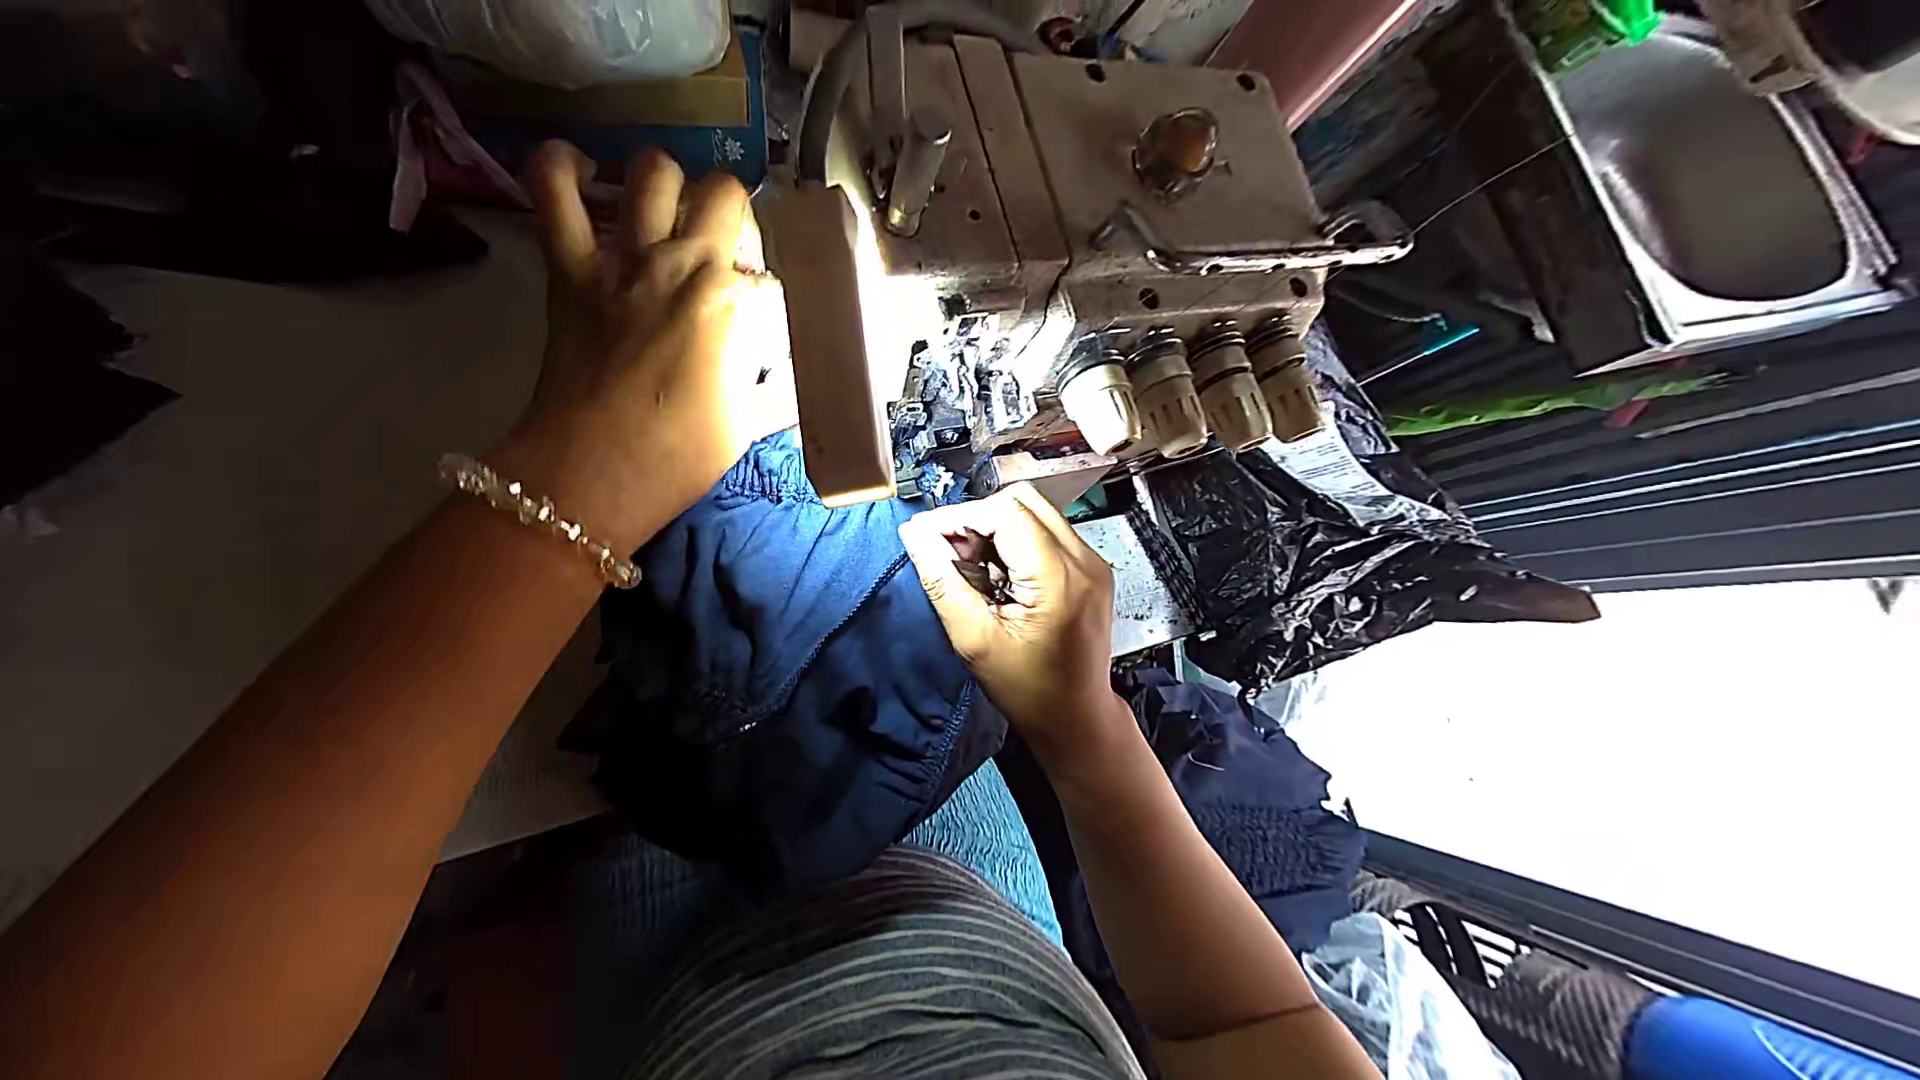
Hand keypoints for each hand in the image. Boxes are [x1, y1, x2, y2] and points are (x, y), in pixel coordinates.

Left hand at [491, 140, 793, 554]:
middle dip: (735, 212)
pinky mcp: (568, 266)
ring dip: (670, 184)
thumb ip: (773, 385)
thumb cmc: (682, 454)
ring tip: (669, 212)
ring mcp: (622, 258)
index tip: (759, 318)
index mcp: (732, 304)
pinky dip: (563, 167)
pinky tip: (583, 174)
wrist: (596, 473)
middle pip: (723, 193)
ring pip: (652, 172)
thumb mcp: (749, 421)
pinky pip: (552, 188)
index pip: (767, 271)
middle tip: (725, 246)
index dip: (768, 292)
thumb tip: (783, 372)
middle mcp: (683, 264)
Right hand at [898, 483, 1131, 762]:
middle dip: (977, 519)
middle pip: (1021, 501)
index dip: (959, 517)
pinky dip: (1015, 541)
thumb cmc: (1030, 690)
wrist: (1077, 717)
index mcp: (1059, 578)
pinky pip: (1047, 532)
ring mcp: (1092, 563)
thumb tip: (916, 536)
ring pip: (1034, 512)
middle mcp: (1084, 561)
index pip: (1004, 512)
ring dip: (995, 529)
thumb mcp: (975, 639)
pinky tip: (999, 575)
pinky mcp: (1090, 569)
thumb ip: (942, 582)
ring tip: (974, 568)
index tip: (928, 535)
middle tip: (951, 552)